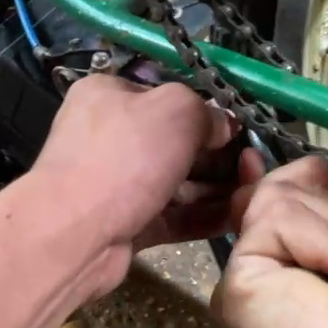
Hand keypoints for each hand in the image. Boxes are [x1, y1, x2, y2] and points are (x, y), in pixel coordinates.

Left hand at [26, 76, 236, 285]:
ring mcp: (117, 183)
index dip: (204, 109)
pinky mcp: (126, 223)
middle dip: (219, 153)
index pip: (164, 94)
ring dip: (218, 186)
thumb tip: (223, 126)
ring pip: (178, 181)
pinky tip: (237, 216)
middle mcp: (110, 137)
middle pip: (176, 142)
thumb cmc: (123, 157)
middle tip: (255, 163)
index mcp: (108, 95)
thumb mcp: (174, 111)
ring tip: (255, 191)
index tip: (239, 125)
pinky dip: (204, 215)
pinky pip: (173, 215)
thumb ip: (206, 112)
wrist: (73, 232)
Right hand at [211, 156, 327, 327]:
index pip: (295, 202)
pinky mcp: (238, 285)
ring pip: (279, 198)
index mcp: (325, 267)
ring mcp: (258, 279)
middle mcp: (286, 272)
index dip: (296, 180)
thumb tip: (305, 171)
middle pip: (291, 191)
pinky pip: (277, 221)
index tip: (314, 169)